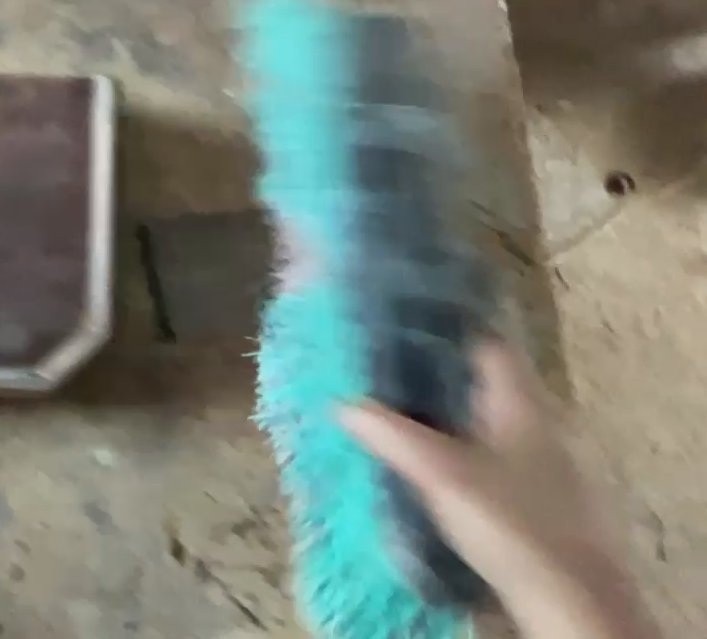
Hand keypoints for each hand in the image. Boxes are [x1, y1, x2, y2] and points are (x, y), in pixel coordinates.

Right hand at [341, 342, 657, 638]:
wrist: (570, 601)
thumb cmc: (511, 519)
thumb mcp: (438, 469)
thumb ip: (386, 431)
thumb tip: (341, 403)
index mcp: (519, 404)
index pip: (484, 343)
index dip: (442, 323)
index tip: (395, 310)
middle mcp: (529, 423)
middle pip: (472, 378)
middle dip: (424, 364)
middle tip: (370, 352)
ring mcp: (529, 459)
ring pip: (469, 413)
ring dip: (428, 403)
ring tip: (375, 395)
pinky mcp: (519, 490)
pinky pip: (469, 444)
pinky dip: (437, 435)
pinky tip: (405, 444)